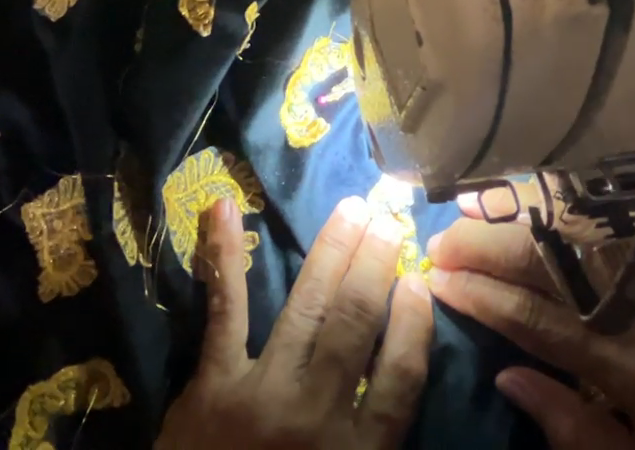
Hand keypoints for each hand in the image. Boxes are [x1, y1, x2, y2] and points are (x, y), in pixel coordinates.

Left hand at [156, 195, 435, 448]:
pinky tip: (225, 207)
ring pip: (307, 308)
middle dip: (374, 267)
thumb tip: (403, 372)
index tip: (419, 279)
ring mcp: (263, 391)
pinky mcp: (214, 380)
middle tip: (387, 218)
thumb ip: (374, 431)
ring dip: (331, 253)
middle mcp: (316, 416)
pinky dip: (223, 255)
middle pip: (355, 327)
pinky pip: (226, 308)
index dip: (413, 325)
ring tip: (351, 210)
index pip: (400, 378)